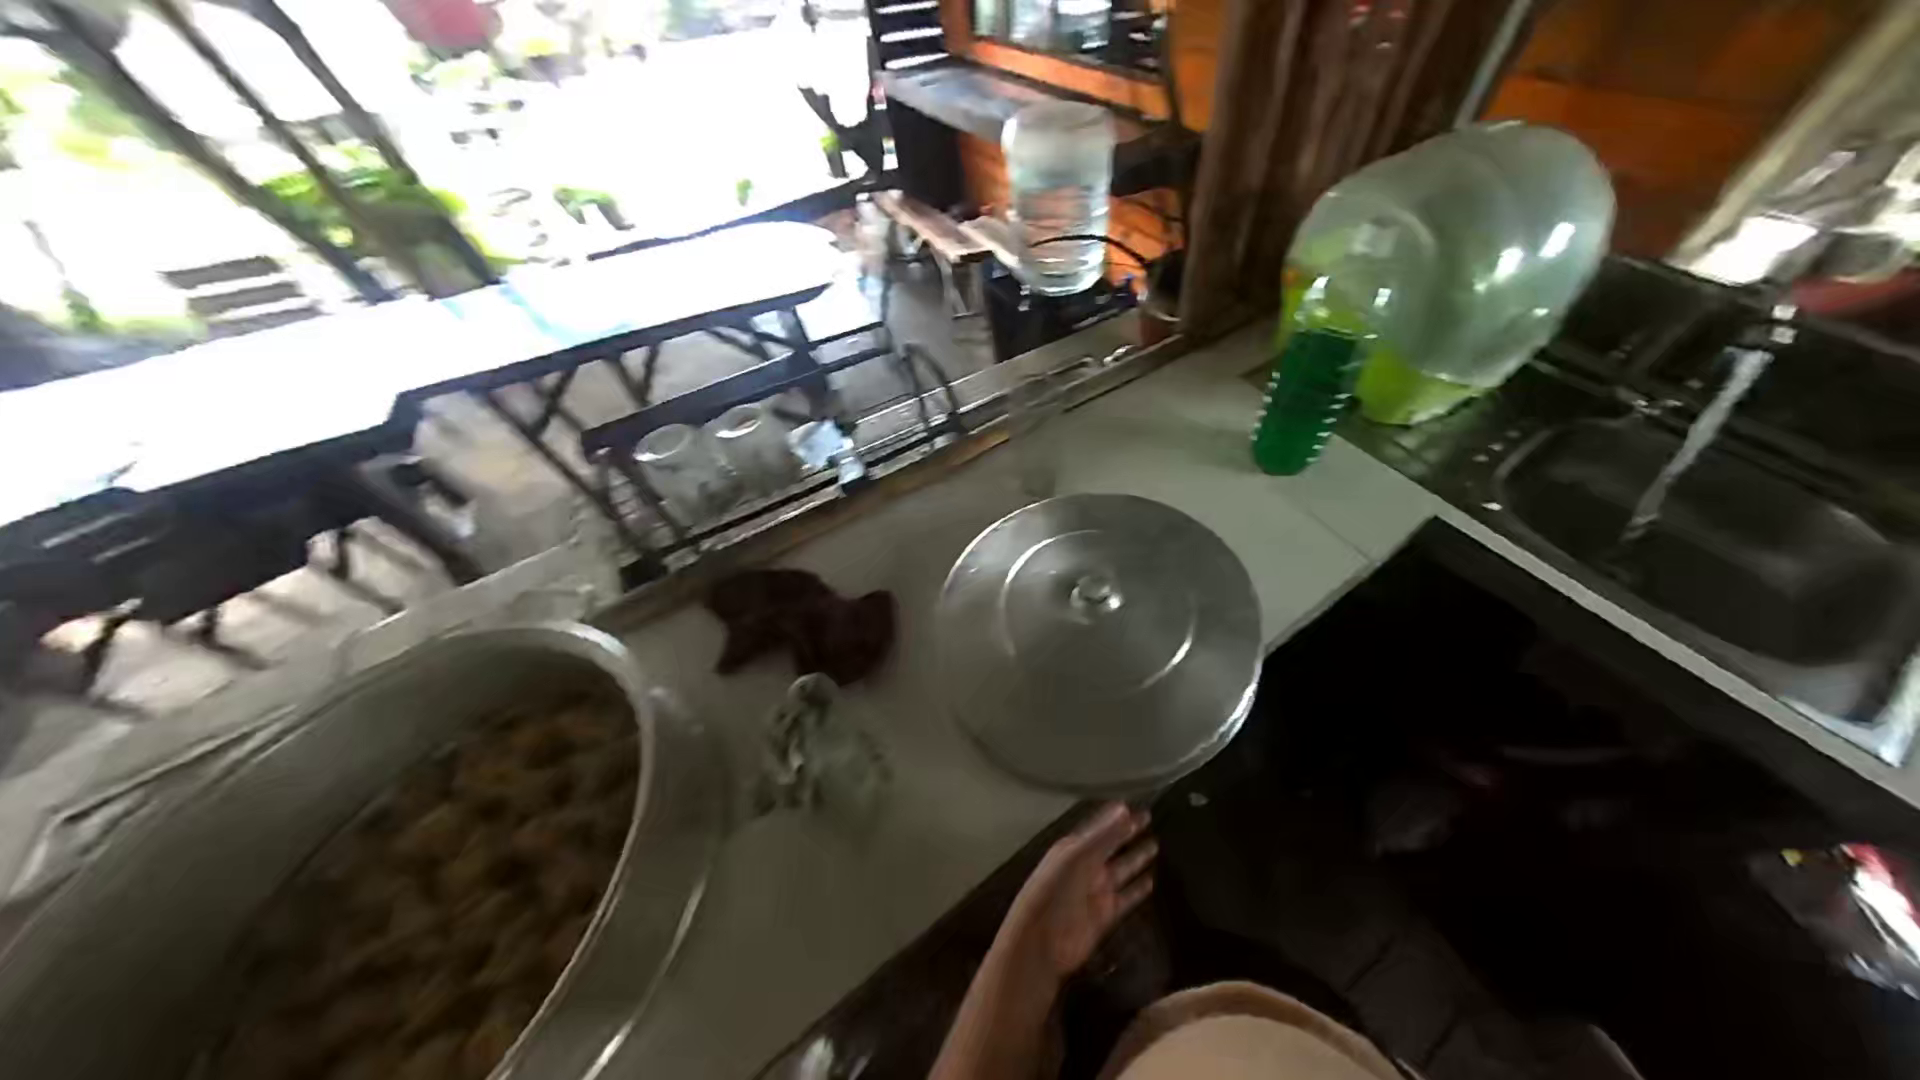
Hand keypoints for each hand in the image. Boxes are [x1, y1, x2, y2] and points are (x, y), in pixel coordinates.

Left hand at [995, 803, 1157, 984]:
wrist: (1042, 940)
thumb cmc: (1055, 890)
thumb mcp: (1076, 857)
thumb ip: (1102, 835)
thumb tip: (1125, 807)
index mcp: (1074, 848)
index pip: (1101, 828)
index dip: (1118, 818)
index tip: (1138, 806)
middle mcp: (1086, 866)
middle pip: (1112, 846)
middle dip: (1128, 833)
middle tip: (1151, 819)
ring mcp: (1096, 890)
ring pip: (1121, 869)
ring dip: (1136, 858)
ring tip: (1156, 844)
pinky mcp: (1105, 914)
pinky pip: (1126, 897)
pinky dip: (1138, 890)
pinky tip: (1151, 881)